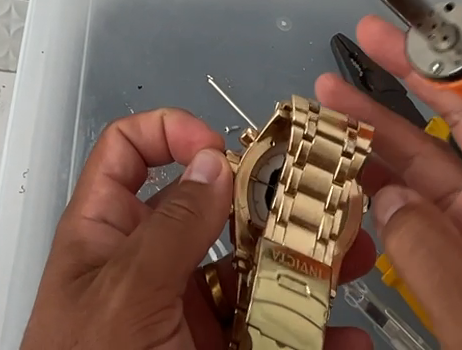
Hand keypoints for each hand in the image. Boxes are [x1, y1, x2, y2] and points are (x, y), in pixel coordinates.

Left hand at [22, 107, 376, 349]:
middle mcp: (150, 262)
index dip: (170, 132)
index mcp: (108, 231)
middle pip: (210, 208)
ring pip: (249, 269)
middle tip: (321, 196)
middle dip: (267, 198)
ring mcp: (184, 312)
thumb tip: (212, 159)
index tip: (220, 147)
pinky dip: (311, 335)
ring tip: (353, 255)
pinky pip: (269, 334)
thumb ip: (170, 228)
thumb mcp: (124, 294)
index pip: (129, 152)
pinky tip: (345, 338)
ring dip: (302, 261)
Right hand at [316, 16, 461, 349]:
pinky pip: (411, 203)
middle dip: (427, 75)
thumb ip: (433, 254)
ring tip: (330, 89)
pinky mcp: (456, 260)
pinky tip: (339, 156)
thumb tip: (386, 193)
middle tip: (377, 39)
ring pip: (434, 157)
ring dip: (382, 121)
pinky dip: (375, 176)